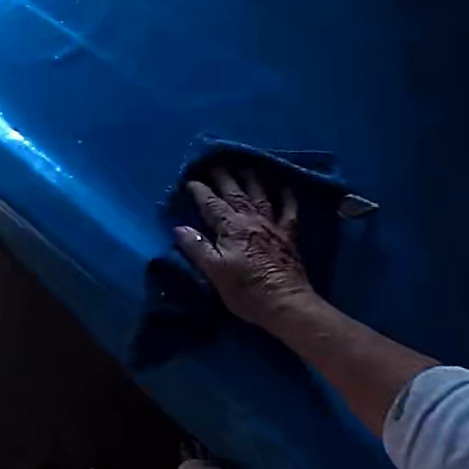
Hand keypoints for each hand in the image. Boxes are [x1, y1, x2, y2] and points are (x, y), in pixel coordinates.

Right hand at [173, 168, 315, 328]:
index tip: (189, 181)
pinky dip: (286, 196)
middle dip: (222, 177)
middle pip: (235, 193)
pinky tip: (282, 187)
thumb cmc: (245, 290)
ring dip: (250, 179)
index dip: (199, 190)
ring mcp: (272, 226)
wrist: (286, 305)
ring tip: (244, 167)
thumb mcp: (213, 271)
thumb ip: (196, 247)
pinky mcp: (288, 236)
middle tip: (213, 164)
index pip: (211, 203)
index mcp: (231, 228)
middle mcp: (252, 221)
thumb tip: (179, 228)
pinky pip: (289, 210)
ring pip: (260, 195)